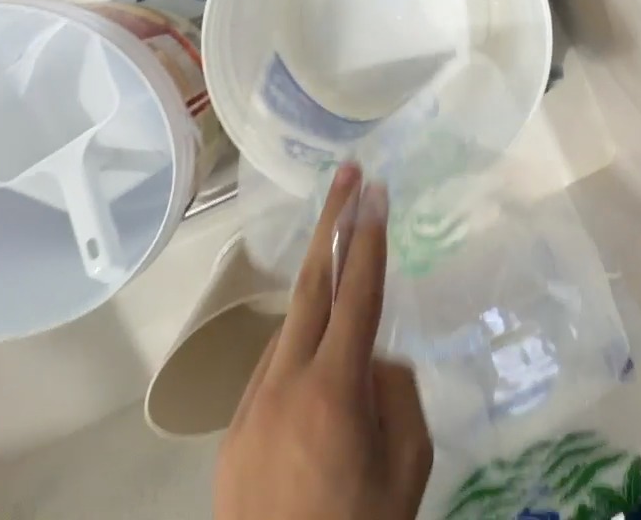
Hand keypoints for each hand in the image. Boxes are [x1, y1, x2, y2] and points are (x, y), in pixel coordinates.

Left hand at [214, 164, 432, 519]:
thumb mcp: (408, 466)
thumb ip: (397, 395)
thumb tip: (374, 359)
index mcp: (334, 389)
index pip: (358, 294)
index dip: (370, 238)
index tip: (377, 190)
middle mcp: (284, 383)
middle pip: (310, 284)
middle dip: (331, 222)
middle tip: (347, 175)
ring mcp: (250, 405)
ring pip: (290, 330)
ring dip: (319, 293)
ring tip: (346, 274)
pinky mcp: (231, 432)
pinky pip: (273, 372)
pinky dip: (301, 354)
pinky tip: (321, 379)